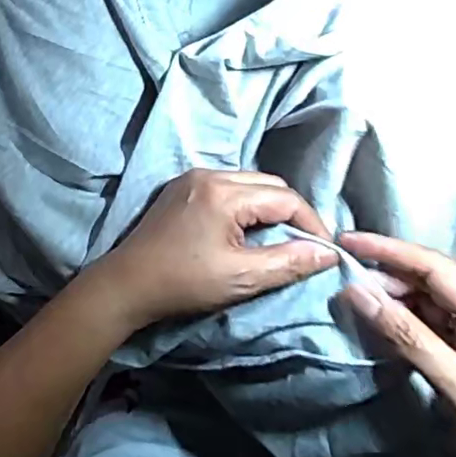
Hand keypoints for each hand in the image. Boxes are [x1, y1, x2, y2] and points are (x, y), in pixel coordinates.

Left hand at [76, 169, 338, 334]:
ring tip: (278, 239)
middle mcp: (209, 174)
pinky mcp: (181, 187)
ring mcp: (192, 177)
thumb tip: (327, 253)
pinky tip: (246, 229)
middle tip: (304, 245)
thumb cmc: (185, 283)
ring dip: (268, 206)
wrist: (128, 283)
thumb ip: (288, 262)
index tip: (325, 251)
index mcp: (224, 192)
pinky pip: (226, 185)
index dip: (312, 224)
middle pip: (268, 183)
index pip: (285, 198)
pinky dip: (244, 203)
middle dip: (292, 212)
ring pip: (248, 182)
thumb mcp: (242, 278)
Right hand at [337, 233, 455, 456]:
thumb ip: (412, 340)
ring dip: (401, 304)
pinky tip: (390, 328)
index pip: (441, 270)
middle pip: (441, 286)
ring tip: (358, 301)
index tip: (347, 240)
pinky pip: (449, 334)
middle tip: (345, 281)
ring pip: (442, 309)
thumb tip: (358, 292)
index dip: (390, 251)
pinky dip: (417, 329)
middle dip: (391, 279)